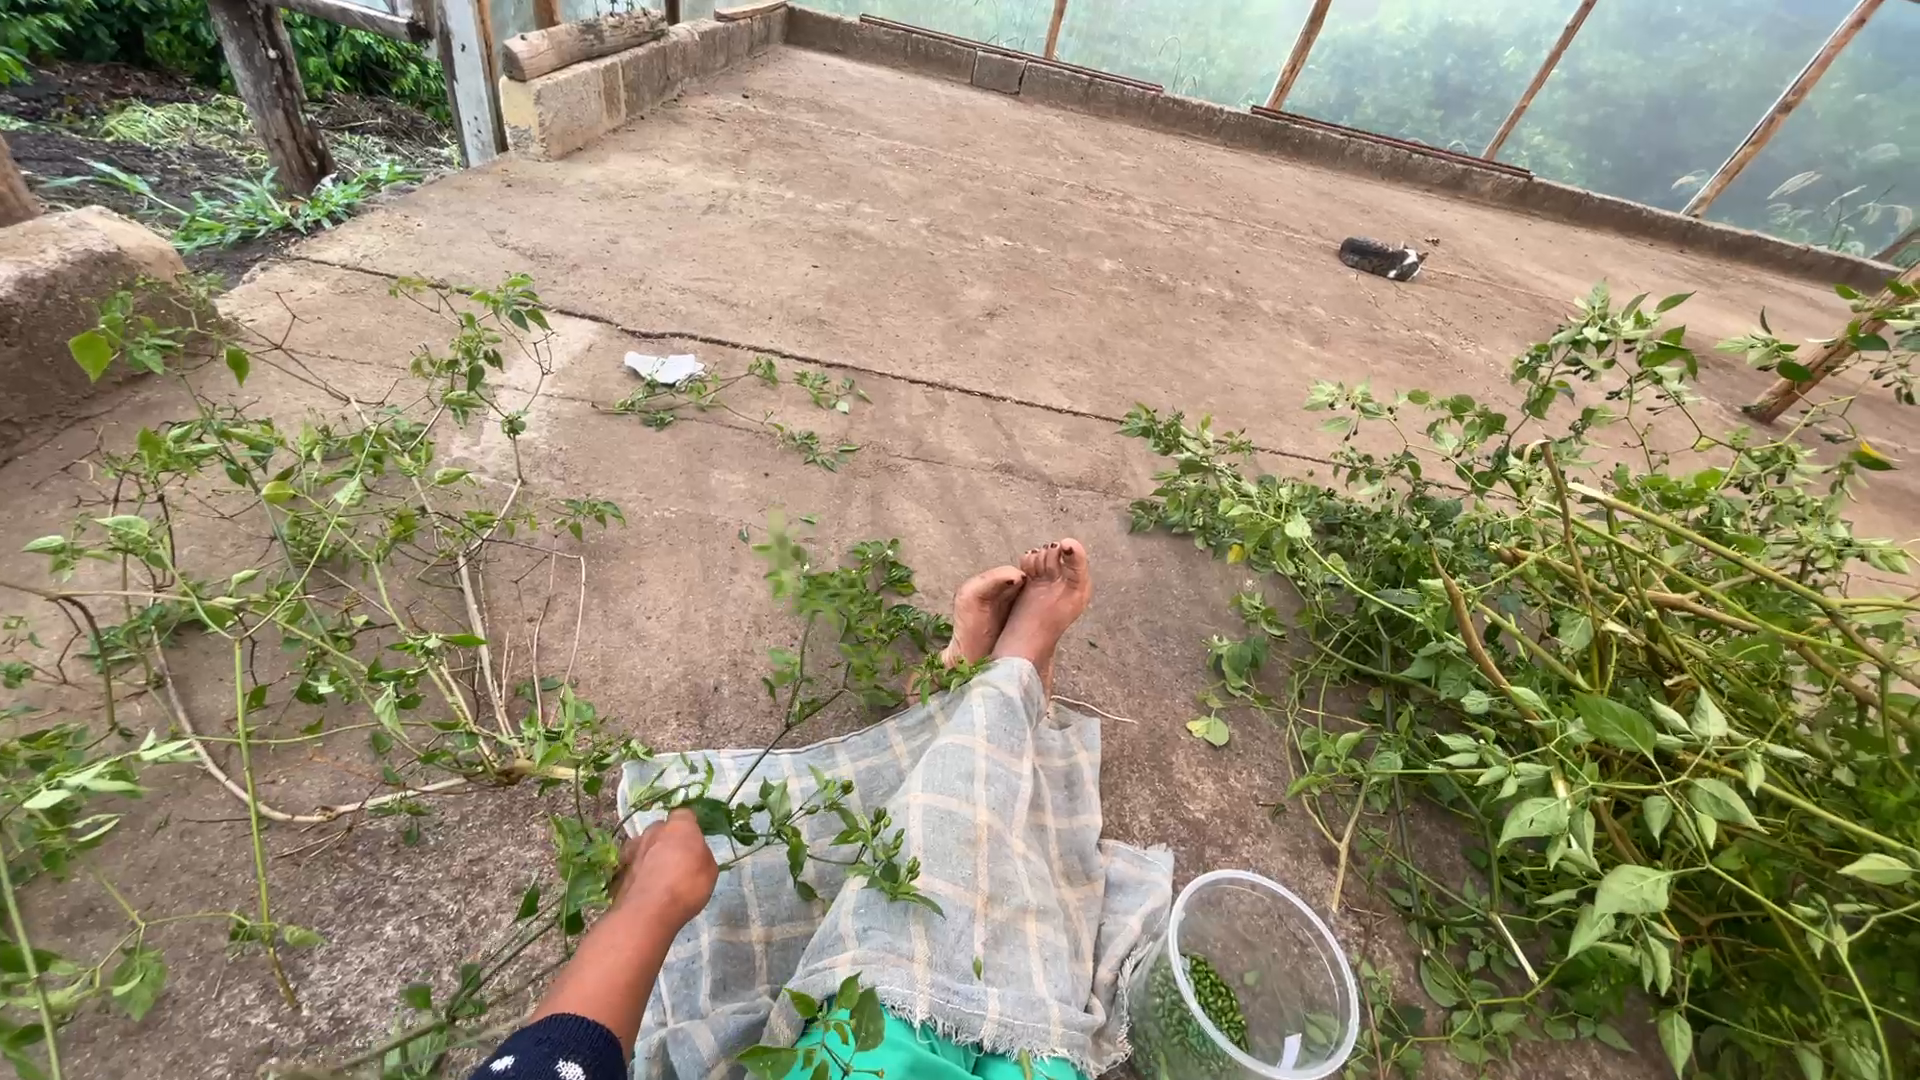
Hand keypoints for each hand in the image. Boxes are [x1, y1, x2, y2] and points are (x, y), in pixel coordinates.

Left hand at [611, 807, 718, 928]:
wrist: (646, 913)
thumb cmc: (686, 886)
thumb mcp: (710, 870)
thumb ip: (701, 855)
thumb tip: (694, 854)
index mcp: (679, 827)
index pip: (684, 814)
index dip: (689, 826)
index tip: (694, 840)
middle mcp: (653, 833)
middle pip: (661, 829)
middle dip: (667, 839)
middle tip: (677, 857)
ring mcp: (633, 851)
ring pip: (644, 846)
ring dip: (650, 855)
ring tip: (659, 874)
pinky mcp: (620, 872)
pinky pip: (633, 866)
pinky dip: (639, 873)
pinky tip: (647, 888)